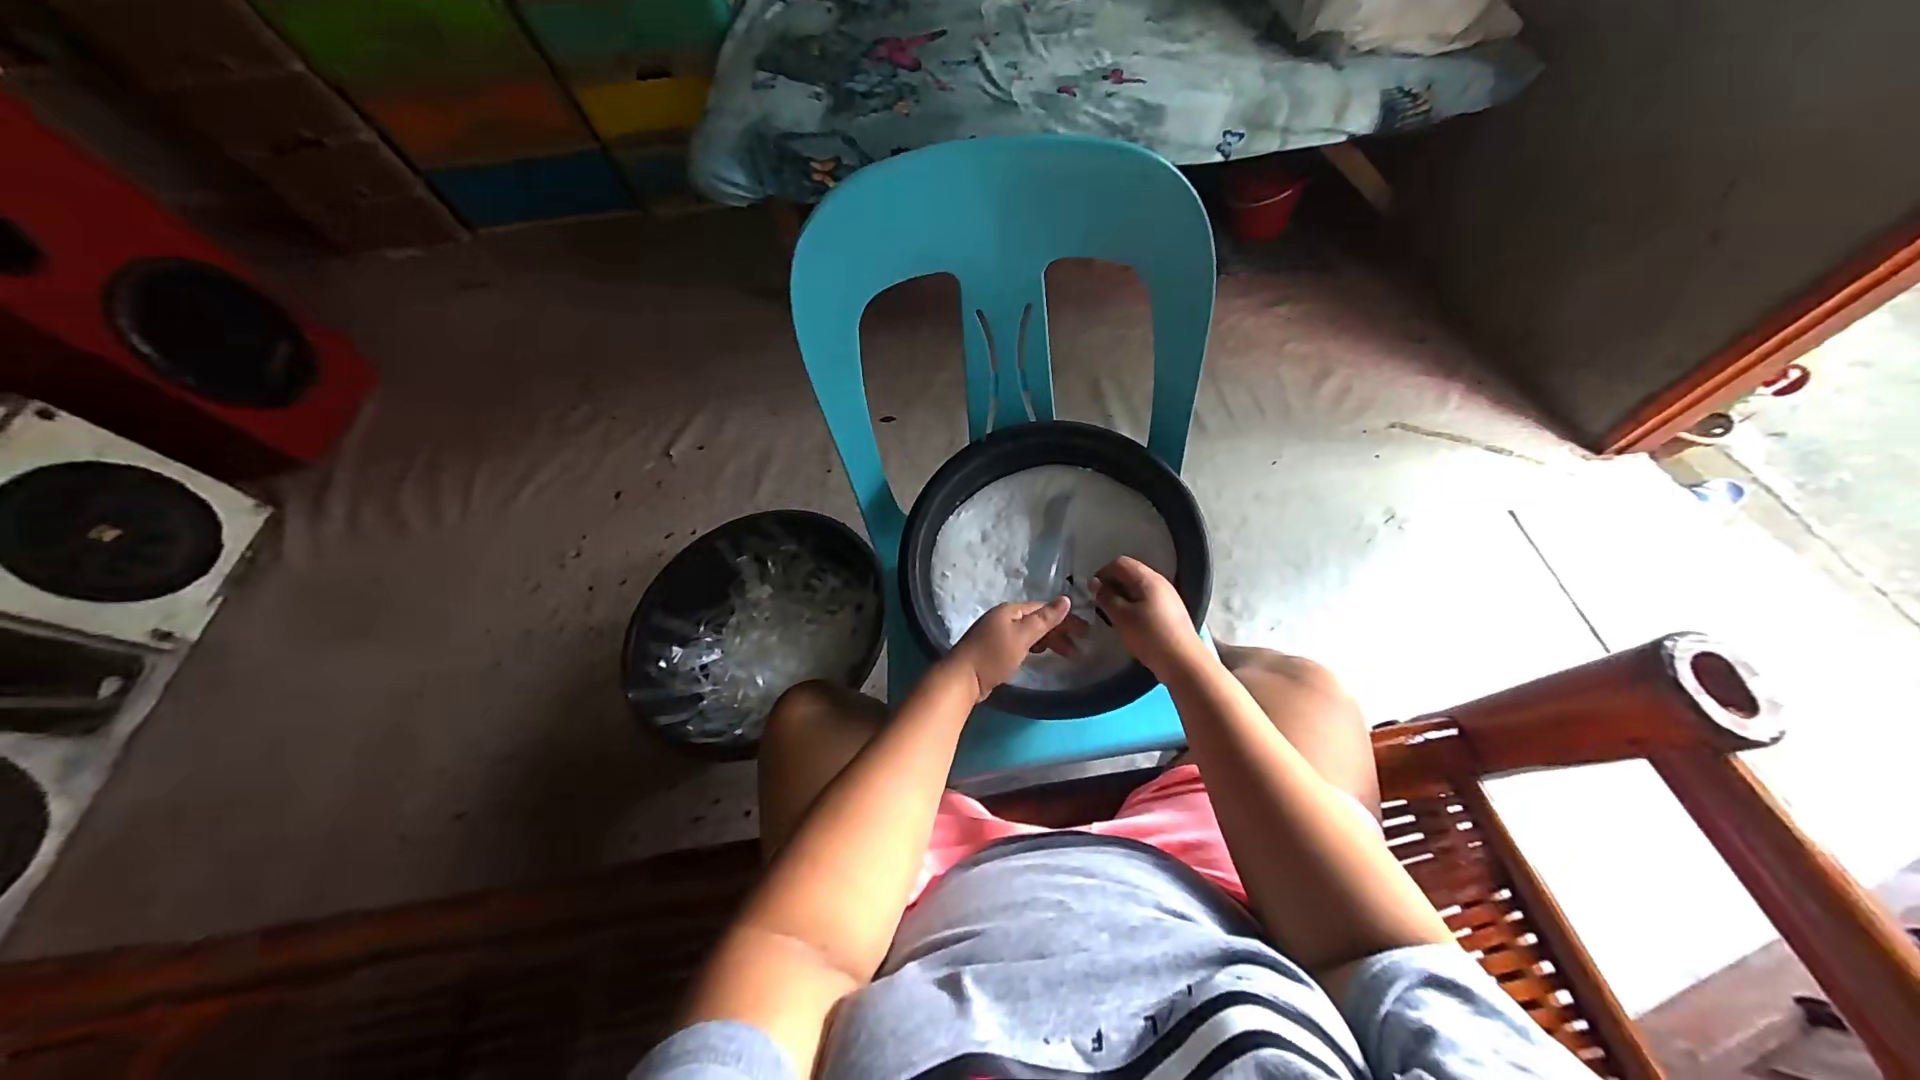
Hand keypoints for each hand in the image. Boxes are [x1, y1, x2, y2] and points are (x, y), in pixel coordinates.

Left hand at [946, 597, 1072, 701]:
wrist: (962, 679)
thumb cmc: (993, 656)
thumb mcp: (1022, 636)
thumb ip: (1044, 619)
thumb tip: (1066, 599)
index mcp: (1009, 610)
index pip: (1043, 609)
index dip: (1065, 618)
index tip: (1084, 630)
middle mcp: (1003, 618)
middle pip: (1037, 620)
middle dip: (1059, 632)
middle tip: (1078, 647)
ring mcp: (997, 633)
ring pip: (1030, 633)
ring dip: (1049, 641)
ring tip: (1067, 654)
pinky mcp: (994, 649)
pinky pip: (1022, 643)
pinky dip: (1035, 647)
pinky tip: (1042, 654)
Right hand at [1092, 556, 1208, 677]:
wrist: (1183, 661)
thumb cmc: (1149, 636)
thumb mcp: (1121, 616)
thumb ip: (1106, 597)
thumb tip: (1095, 583)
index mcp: (1147, 578)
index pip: (1120, 563)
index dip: (1102, 573)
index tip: (1093, 591)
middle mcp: (1160, 581)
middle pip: (1131, 572)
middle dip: (1113, 583)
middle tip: (1101, 602)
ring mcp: (1168, 595)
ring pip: (1139, 586)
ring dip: (1123, 594)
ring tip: (1113, 612)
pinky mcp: (1171, 610)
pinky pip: (1147, 597)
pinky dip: (1134, 603)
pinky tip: (1131, 620)